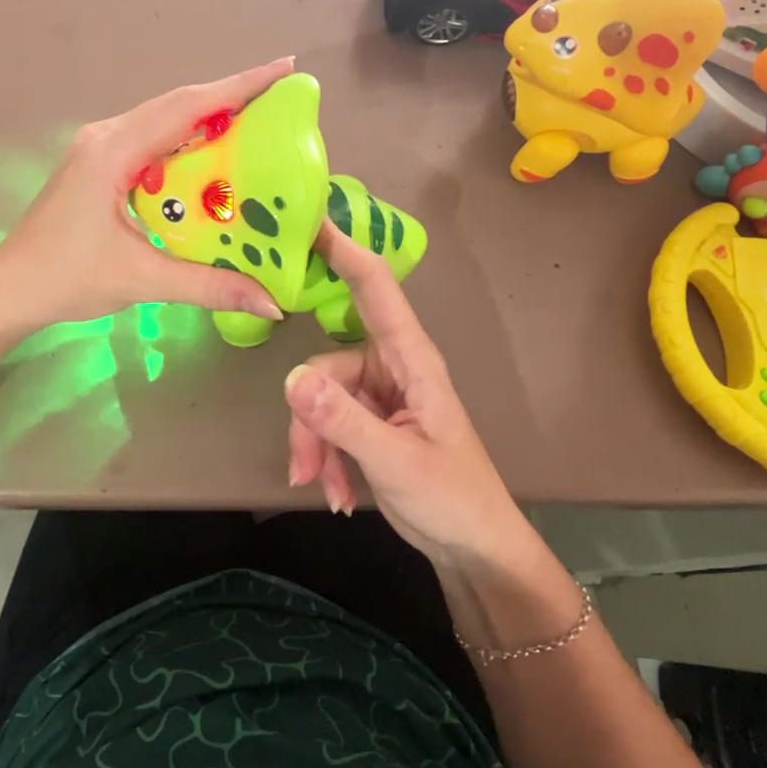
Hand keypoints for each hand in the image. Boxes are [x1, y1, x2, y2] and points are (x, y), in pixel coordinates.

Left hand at [0, 58, 295, 327]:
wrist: (9, 290)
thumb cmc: (67, 279)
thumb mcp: (142, 280)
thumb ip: (209, 286)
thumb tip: (272, 304)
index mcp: (114, 151)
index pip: (187, 107)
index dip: (239, 86)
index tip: (283, 70)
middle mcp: (106, 136)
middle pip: (177, 103)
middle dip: (231, 94)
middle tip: (281, 95)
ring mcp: (98, 147)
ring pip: (163, 118)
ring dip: (208, 114)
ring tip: (256, 116)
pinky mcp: (98, 164)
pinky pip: (151, 138)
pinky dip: (187, 138)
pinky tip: (211, 151)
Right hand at [283, 222, 530, 567]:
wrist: (474, 547)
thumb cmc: (454, 497)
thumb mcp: (396, 461)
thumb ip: (343, 421)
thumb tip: (292, 378)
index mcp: (412, 359)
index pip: (374, 287)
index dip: (343, 249)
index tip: (305, 220)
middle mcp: (390, 367)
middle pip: (325, 364)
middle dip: (308, 416)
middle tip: (304, 466)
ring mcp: (377, 395)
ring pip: (319, 400)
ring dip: (315, 447)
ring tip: (326, 491)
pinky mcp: (367, 422)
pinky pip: (327, 425)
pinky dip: (325, 459)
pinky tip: (336, 495)